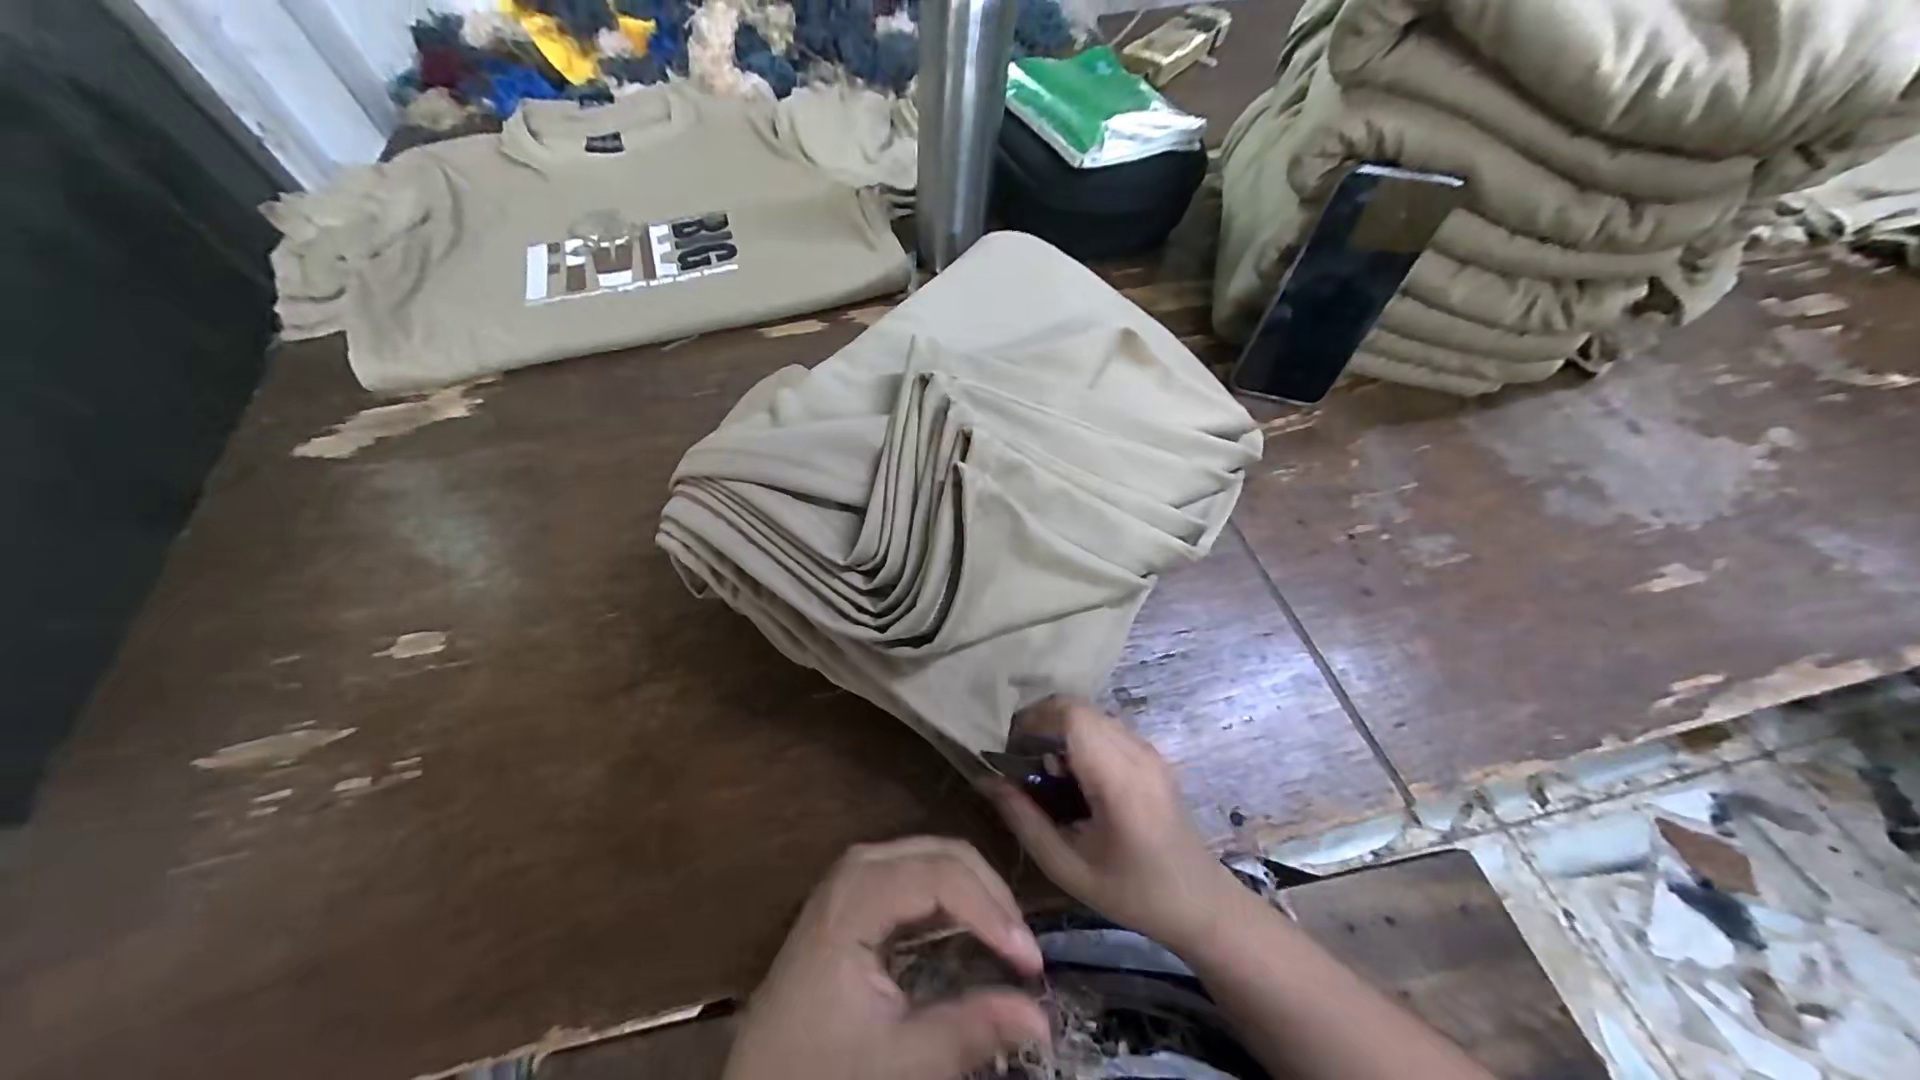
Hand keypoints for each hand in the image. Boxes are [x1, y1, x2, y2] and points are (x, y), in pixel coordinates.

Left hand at [722, 837, 1050, 1079]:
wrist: (761, 1070)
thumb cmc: (819, 1064)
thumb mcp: (895, 1059)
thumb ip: (967, 1031)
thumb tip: (1040, 1015)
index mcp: (854, 899)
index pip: (940, 877)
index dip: (991, 913)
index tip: (1030, 962)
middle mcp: (857, 868)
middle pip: (943, 854)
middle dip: (991, 896)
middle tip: (1024, 951)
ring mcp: (856, 871)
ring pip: (937, 854)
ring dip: (979, 891)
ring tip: (1008, 940)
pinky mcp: (861, 884)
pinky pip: (921, 867)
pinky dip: (957, 892)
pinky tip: (975, 927)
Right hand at [983, 699, 1244, 951]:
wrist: (1201, 904)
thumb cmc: (1132, 893)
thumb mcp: (1066, 866)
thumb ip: (1023, 819)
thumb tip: (986, 779)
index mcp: (1119, 779)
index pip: (1071, 716)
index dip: (1032, 720)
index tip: (1008, 750)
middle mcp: (1137, 752)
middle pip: (1078, 708)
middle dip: (1040, 723)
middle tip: (1020, 760)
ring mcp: (1149, 750)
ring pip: (1091, 714)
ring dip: (1060, 730)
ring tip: (1046, 772)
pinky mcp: (1152, 755)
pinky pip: (1106, 727)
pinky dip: (1080, 737)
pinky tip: (1074, 778)